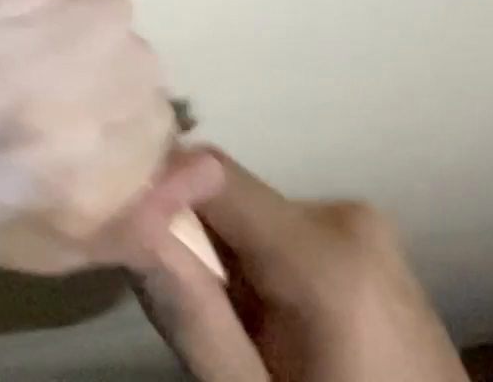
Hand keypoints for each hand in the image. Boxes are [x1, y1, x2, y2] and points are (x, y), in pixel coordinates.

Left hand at [0, 0, 217, 273]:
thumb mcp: (38, 246)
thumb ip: (129, 222)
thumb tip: (206, 167)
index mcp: (84, 180)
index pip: (157, 111)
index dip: (113, 97)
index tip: (68, 94)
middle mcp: (63, 114)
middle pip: (132, 48)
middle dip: (89, 51)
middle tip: (33, 56)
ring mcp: (14, 46)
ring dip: (60, 6)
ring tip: (11, 21)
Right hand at [129, 152, 469, 381]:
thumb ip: (192, 316)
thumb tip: (125, 224)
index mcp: (325, 254)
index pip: (203, 167)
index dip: (154, 190)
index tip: (123, 234)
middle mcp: (347, 216)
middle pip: (222, 191)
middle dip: (190, 237)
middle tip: (191, 307)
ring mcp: (365, 226)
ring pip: (244, 208)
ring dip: (221, 251)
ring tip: (238, 324)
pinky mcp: (369, 241)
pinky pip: (278, 224)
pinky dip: (254, 257)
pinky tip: (272, 318)